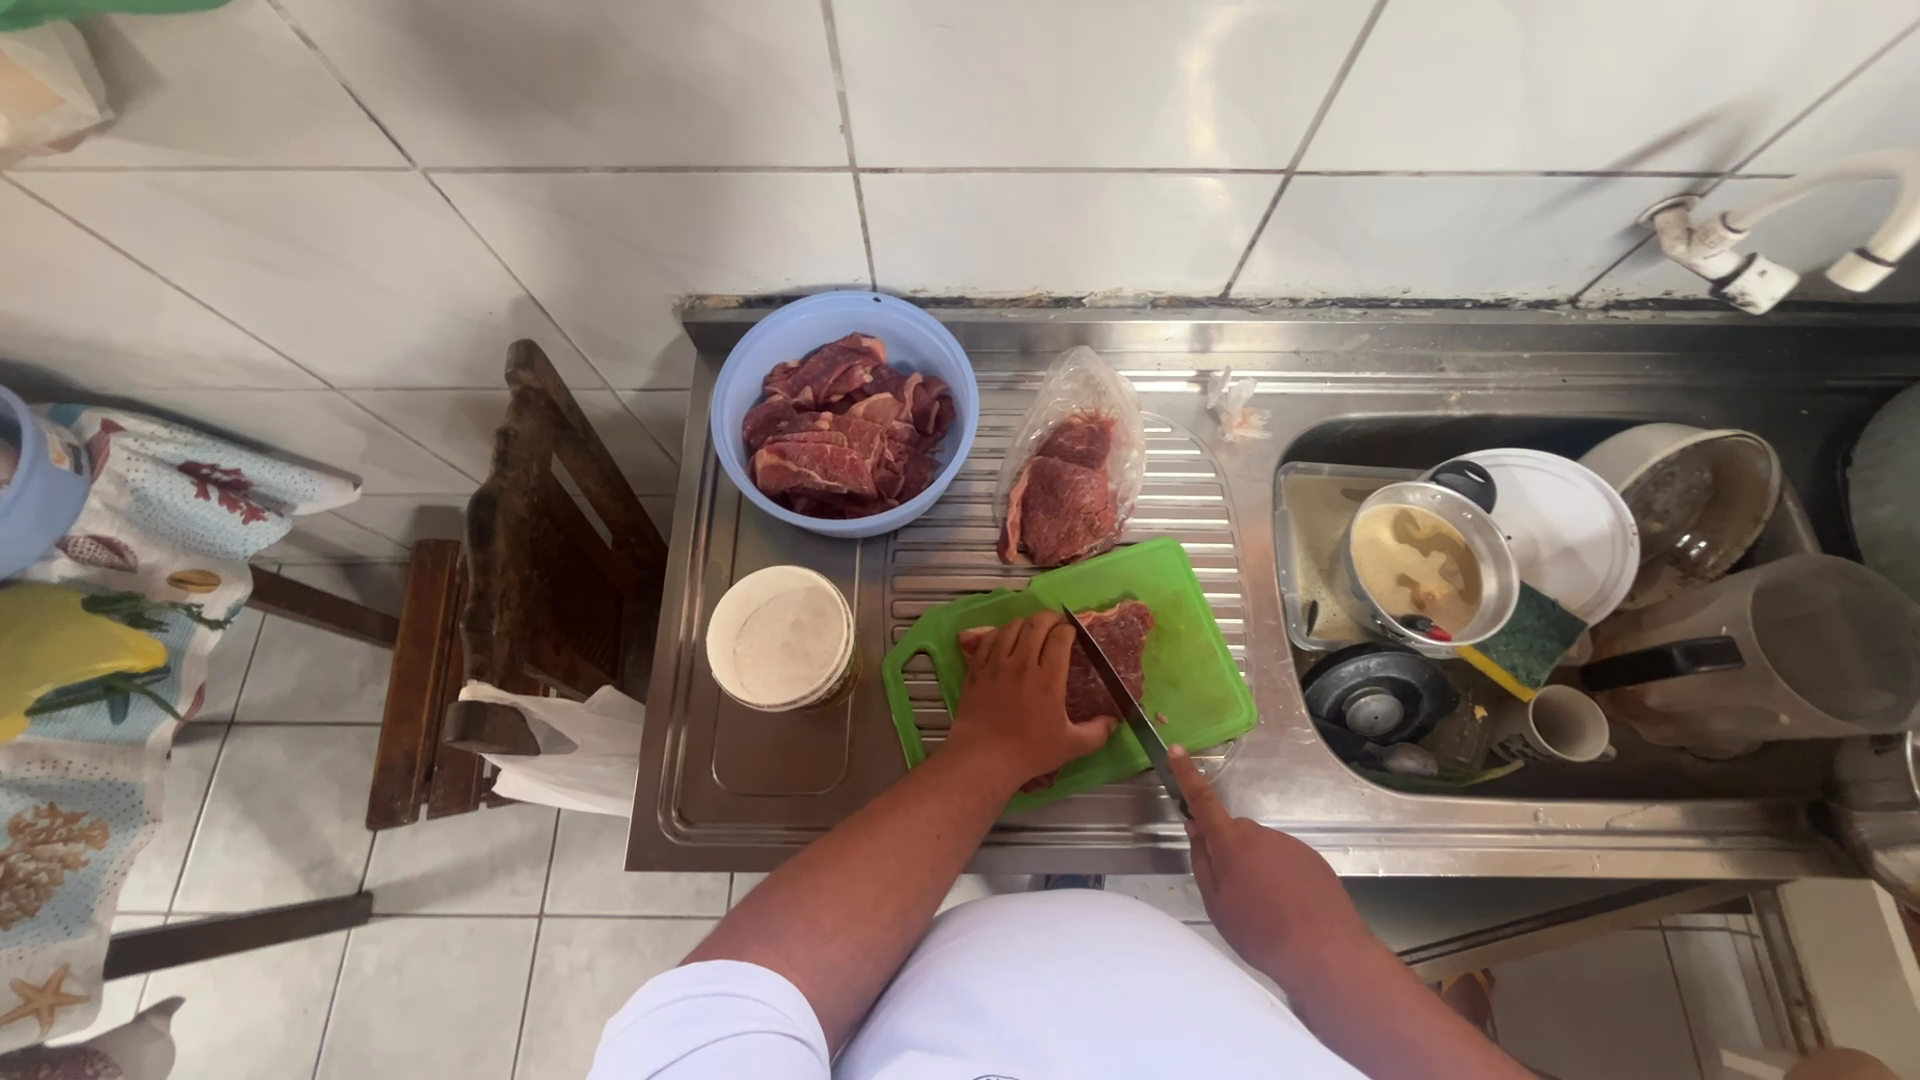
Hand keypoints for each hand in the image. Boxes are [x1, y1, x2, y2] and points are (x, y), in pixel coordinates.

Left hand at [945, 611, 1119, 789]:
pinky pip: (987, 640)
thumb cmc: (1028, 751)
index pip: (1060, 638)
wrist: (983, 757)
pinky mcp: (976, 670)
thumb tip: (1114, 722)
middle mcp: (1022, 664)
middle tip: (1055, 622)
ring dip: (1024, 622)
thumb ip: (1096, 733)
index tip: (1072, 631)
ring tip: (1031, 627)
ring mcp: (996, 664)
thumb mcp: (1070, 746)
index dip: (1068, 628)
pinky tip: (1003, 636)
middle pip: (1035, 625)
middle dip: (1048, 618)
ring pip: (1010, 628)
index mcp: (1048, 678)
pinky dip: (998, 632)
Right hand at [1169, 744, 1379, 988]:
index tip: (1176, 749)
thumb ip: (1202, 862)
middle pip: (1233, 833)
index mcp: (1231, 843)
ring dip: (1256, 868)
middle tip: (1233, 893)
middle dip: (1228, 853)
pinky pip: (1284, 860)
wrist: (1328, 955)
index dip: (1186, 774)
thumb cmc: (1261, 933)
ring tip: (1266, 909)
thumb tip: (1196, 829)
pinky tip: (1289, 909)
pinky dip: (1280, 878)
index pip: (1202, 800)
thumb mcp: (1216, 904)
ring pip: (1259, 848)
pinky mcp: (1312, 859)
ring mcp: (1289, 844)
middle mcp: (1260, 834)